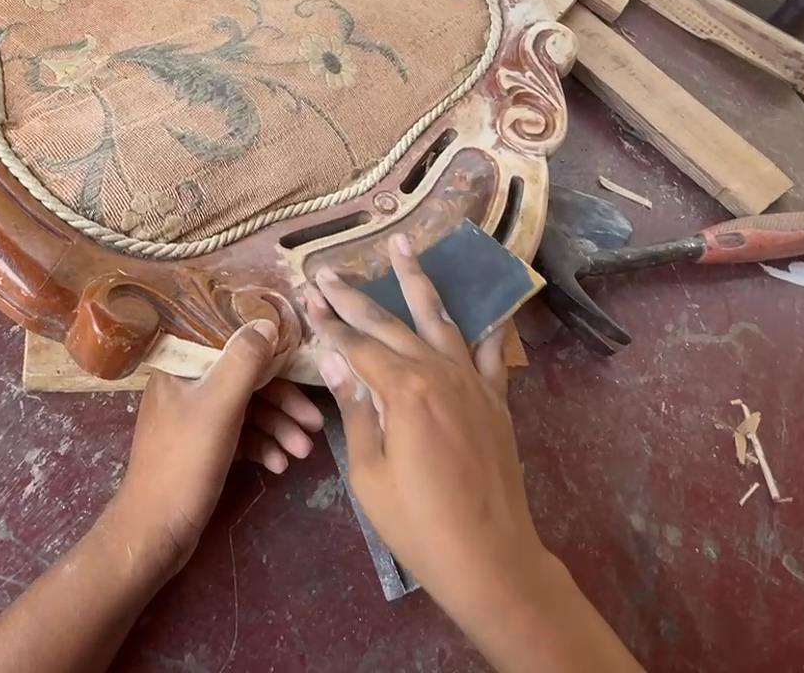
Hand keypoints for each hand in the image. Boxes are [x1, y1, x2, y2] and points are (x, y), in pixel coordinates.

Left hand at [107, 320, 323, 576]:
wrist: (154, 533)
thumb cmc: (182, 462)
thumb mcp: (219, 407)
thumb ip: (244, 362)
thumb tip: (268, 321)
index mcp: (181, 366)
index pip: (230, 341)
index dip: (267, 348)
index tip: (300, 358)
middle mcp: (187, 384)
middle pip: (245, 379)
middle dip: (283, 401)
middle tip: (315, 423)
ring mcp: (195, 417)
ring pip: (247, 409)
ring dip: (278, 427)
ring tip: (303, 452)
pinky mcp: (203, 446)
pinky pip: (240, 435)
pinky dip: (262, 445)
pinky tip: (279, 465)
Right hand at [305, 234, 542, 608]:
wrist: (490, 557)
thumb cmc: (418, 523)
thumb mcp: (369, 474)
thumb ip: (356, 410)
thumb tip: (336, 360)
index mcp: (403, 391)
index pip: (356, 345)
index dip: (328, 322)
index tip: (307, 296)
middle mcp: (438, 372)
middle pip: (388, 323)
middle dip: (354, 296)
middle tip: (329, 270)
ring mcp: (471, 380)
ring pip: (439, 317)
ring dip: (417, 280)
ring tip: (403, 245)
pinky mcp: (495, 396)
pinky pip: (492, 349)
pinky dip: (488, 322)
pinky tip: (485, 300)